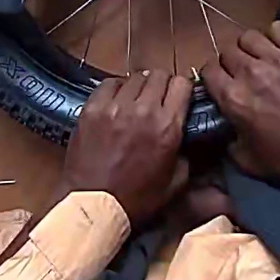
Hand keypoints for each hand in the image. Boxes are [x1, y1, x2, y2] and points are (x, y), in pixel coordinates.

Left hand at [61, 72, 191, 227]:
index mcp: (167, 127)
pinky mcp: (92, 108)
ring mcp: (115, 106)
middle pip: (158, 75)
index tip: (179, 95)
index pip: (182, 84)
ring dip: (139, 86)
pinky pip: (109, 83)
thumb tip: (187, 135)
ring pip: (134, 77)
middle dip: (162, 84)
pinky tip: (116, 100)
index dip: (182, 88)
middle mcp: (143, 110)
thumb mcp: (176, 183)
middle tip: (157, 97)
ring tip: (136, 100)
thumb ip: (187, 154)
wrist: (94, 204)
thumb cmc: (136, 199)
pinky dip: (116, 88)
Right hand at [204, 21, 279, 203]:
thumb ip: (227, 137)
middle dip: (231, 63)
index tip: (221, 83)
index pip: (208, 69)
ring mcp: (279, 60)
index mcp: (234, 98)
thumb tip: (221, 123)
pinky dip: (277, 36)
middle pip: (227, 51)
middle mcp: (251, 73)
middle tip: (243, 75)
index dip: (213, 77)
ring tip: (261, 59)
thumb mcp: (248, 161)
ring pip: (249, 37)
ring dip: (251, 48)